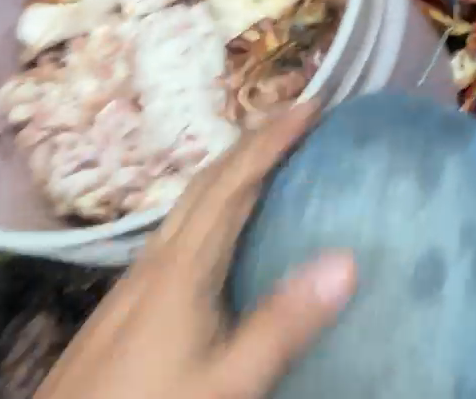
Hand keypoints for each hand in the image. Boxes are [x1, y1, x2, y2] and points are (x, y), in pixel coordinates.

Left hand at [38, 101, 355, 398]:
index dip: (272, 139)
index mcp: (182, 269)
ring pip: (189, 206)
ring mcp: (134, 286)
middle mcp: (156, 263)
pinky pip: (182, 230)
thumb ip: (282, 324)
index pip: (232, 184)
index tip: (312, 104)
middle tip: (300, 119)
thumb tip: (349, 259)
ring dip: (233, 170)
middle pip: (206, 184)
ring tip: (271, 159)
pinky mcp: (126, 310)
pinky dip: (216, 203)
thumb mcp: (225, 383)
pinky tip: (225, 230)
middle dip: (253, 142)